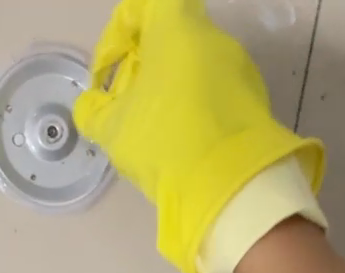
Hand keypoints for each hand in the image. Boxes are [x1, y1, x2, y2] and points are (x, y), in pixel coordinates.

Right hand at [74, 0, 322, 272]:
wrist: (228, 182)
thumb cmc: (163, 139)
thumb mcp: (112, 129)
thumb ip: (93, 112)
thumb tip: (91, 106)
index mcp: (176, 27)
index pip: (142, 7)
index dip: (115, 37)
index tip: (104, 78)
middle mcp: (212, 37)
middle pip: (169, 41)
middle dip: (142, 71)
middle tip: (126, 110)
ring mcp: (238, 69)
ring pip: (192, 71)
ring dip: (168, 94)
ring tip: (154, 135)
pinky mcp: (253, 101)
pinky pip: (214, 97)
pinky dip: (194, 113)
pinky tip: (182, 148)